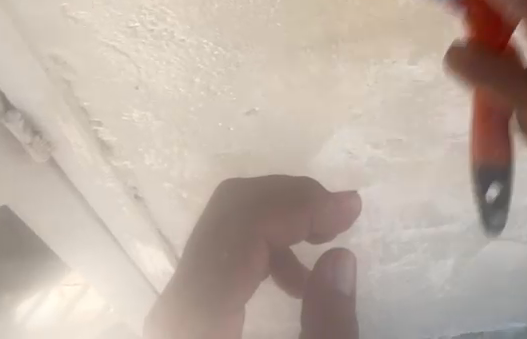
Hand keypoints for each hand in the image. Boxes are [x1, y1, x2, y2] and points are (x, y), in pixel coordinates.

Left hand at [145, 176, 361, 338]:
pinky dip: (262, 249)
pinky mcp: (183, 312)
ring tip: (325, 239)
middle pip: (230, 210)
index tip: (350, 207)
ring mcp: (175, 303)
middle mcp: (176, 299)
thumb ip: (326, 327)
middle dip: (292, 200)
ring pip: (224, 226)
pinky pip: (220, 257)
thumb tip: (341, 258)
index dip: (301, 204)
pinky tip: (296, 279)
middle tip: (340, 214)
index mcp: (195, 314)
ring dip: (280, 220)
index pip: (243, 224)